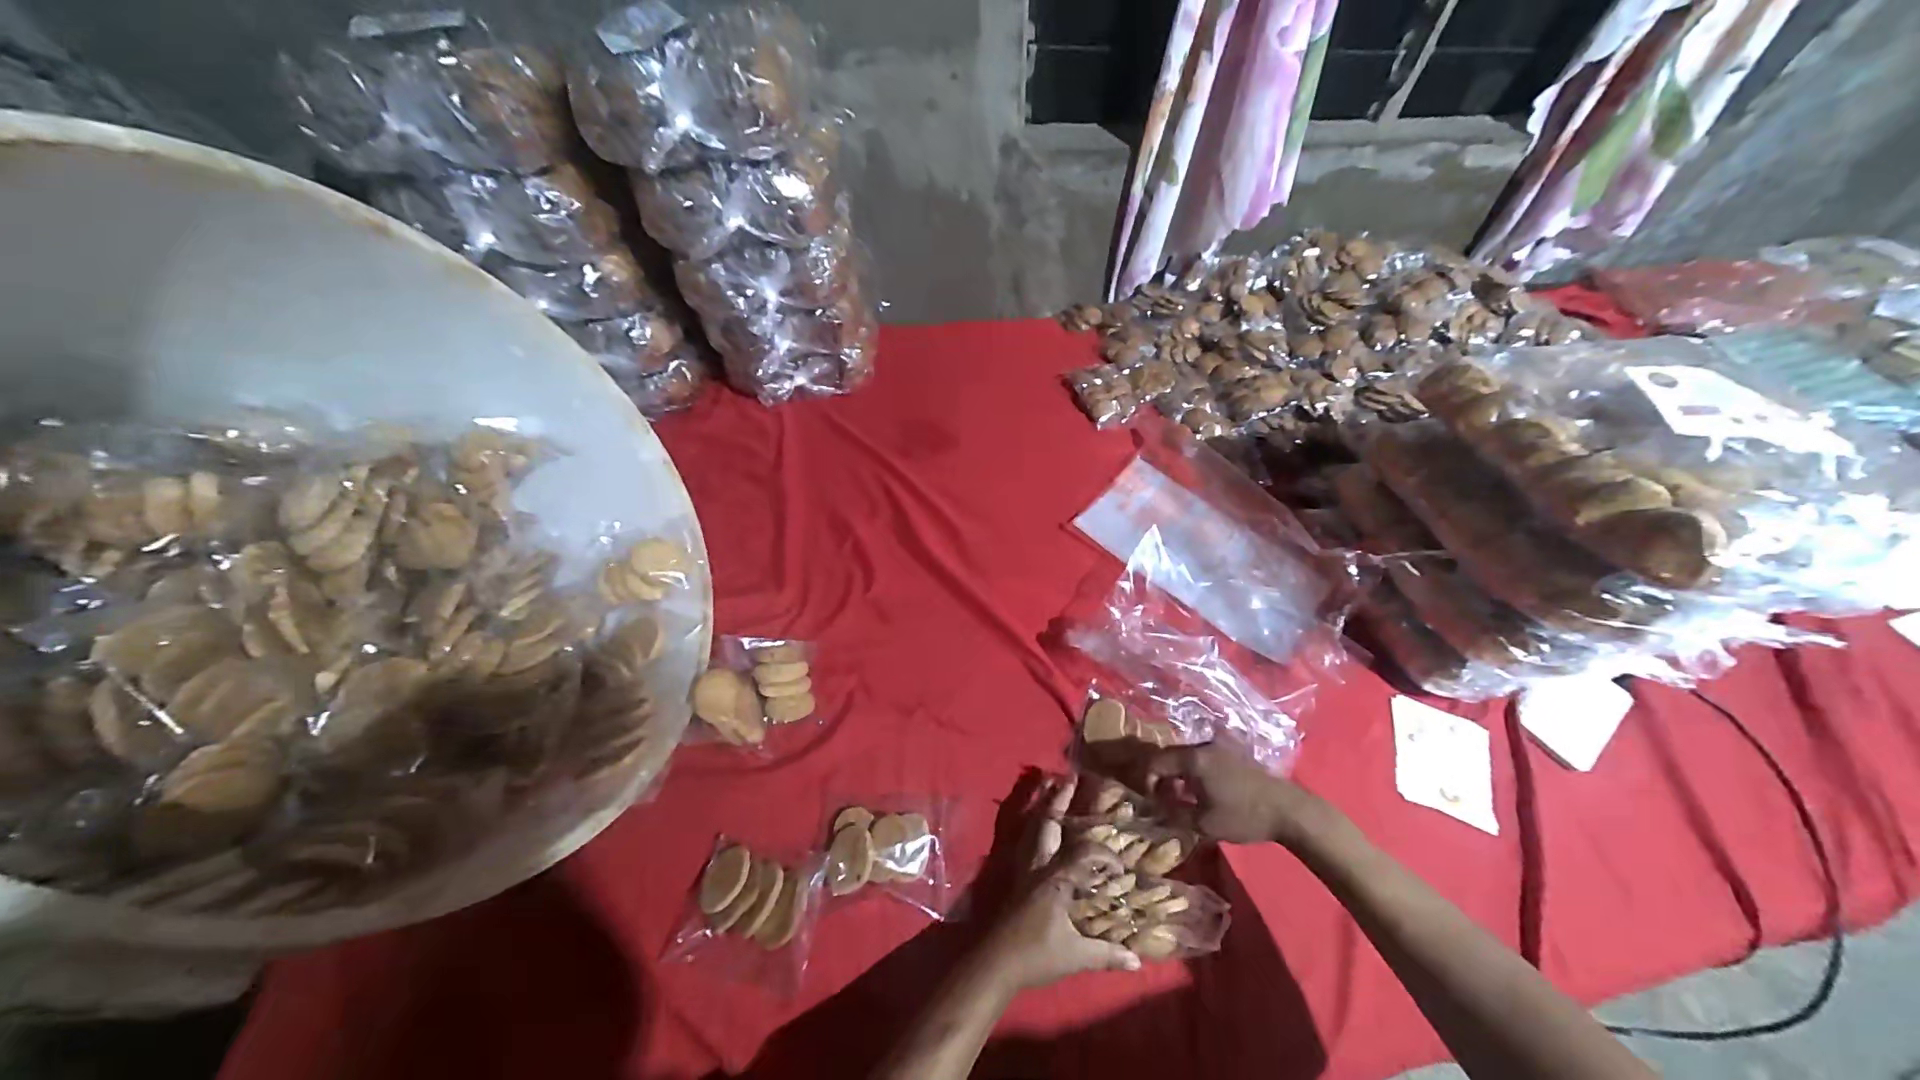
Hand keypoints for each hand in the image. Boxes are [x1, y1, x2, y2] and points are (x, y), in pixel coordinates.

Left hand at [976, 775, 1141, 991]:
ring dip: (1043, 809)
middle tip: (1070, 779)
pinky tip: (1037, 825)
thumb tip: (1138, 961)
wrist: (994, 963)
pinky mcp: (1014, 878)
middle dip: (1059, 801)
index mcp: (1055, 879)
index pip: (1084, 853)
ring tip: (1049, 788)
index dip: (1104, 854)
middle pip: (1047, 825)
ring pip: (1032, 829)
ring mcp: (1022, 870)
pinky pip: (1024, 843)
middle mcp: (1037, 867)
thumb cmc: (1035, 956)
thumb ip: (1106, 954)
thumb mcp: (1075, 956)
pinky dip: (1033, 828)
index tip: (1120, 866)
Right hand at [1134, 742, 1333, 847]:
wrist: (1289, 811)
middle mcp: (1204, 744)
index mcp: (1193, 758)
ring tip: (1184, 797)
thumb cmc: (1243, 816)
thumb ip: (1174, 813)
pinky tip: (1204, 790)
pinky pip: (1204, 757)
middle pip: (1171, 755)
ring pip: (1188, 756)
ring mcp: (1221, 745)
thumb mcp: (1203, 823)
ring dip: (1180, 774)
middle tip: (1165, 801)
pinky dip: (1196, 770)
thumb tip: (1155, 809)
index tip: (1152, 801)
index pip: (1156, 762)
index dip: (1148, 781)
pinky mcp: (1234, 750)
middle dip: (1163, 777)